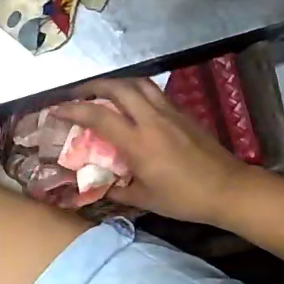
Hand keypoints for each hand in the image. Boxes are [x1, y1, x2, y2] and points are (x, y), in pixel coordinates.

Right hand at [55, 77, 260, 226]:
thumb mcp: (146, 199)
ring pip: (138, 83)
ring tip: (104, 92)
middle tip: (77, 93)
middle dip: (93, 86)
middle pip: (118, 87)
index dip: (73, 109)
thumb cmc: (185, 199)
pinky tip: (132, 103)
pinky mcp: (183, 113)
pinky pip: (154, 92)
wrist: (228, 188)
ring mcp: (170, 112)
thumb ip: (118, 189)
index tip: (55, 109)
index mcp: (139, 142)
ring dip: (117, 83)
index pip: (98, 116)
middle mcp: (152, 120)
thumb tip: (98, 186)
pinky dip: (137, 90)